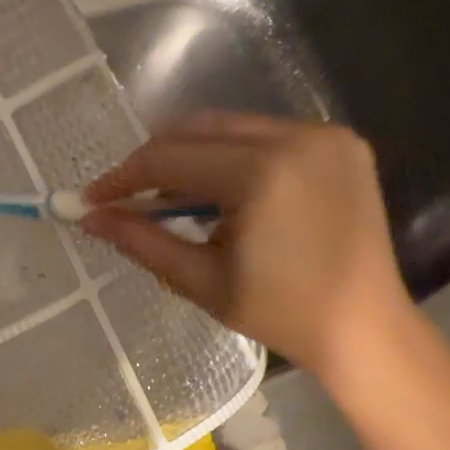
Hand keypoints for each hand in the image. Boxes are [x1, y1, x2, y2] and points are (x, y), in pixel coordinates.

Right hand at [82, 113, 414, 375]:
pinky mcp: (339, 143)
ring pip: (230, 127)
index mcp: (260, 174)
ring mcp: (323, 135)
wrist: (361, 322)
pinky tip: (214, 194)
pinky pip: (265, 135)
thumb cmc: (277, 311)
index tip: (88, 200)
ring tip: (164, 199)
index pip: (169, 159)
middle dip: (150, 160)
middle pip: (197, 129)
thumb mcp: (198, 279)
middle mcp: (294, 138)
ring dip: (187, 155)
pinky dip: (228, 156)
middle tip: (119, 196)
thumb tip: (90, 219)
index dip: (121, 178)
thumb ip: (142, 241)